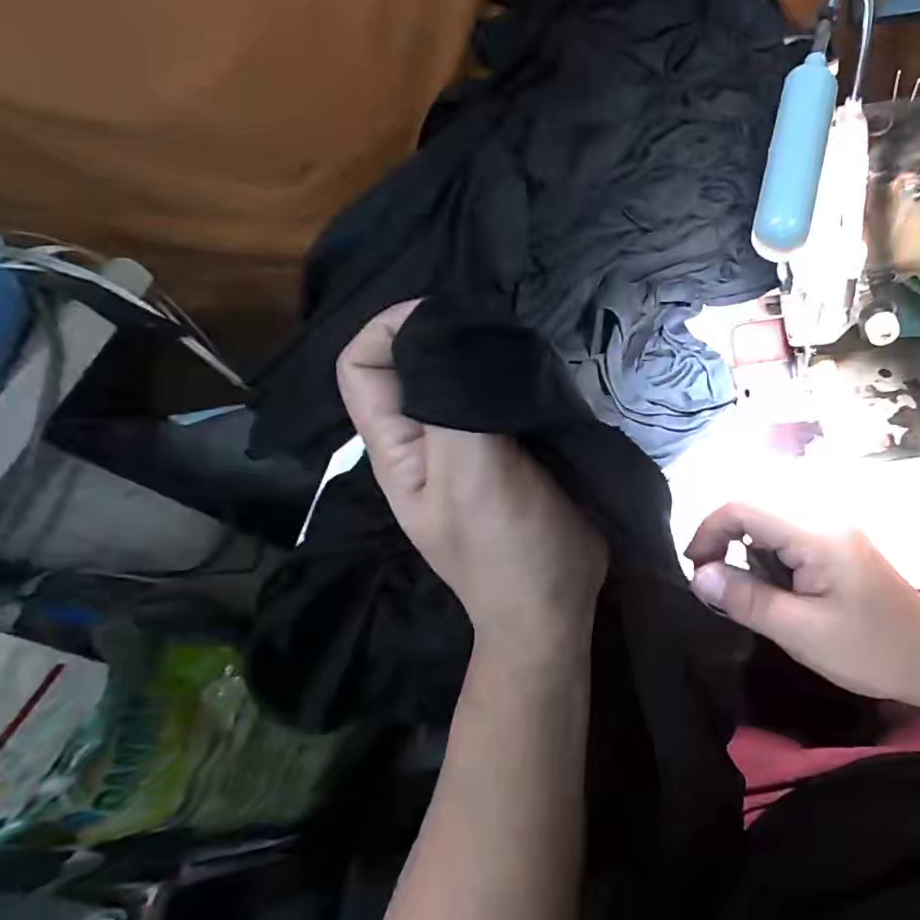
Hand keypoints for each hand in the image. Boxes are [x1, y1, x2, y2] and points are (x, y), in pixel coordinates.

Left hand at [338, 300, 607, 656]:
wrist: (555, 603)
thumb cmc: (506, 547)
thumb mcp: (471, 475)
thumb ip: (452, 405)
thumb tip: (451, 334)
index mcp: (398, 447)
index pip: (363, 366)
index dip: (392, 329)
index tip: (450, 315)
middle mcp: (428, 441)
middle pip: (415, 368)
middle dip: (446, 337)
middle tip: (497, 329)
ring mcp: (473, 449)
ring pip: (464, 382)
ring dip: (486, 360)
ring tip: (524, 349)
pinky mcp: (514, 454)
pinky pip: (504, 403)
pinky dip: (517, 382)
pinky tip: (543, 377)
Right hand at [683, 503, 919, 705]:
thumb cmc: (870, 649)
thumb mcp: (800, 631)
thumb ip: (746, 599)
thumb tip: (699, 576)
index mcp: (816, 533)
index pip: (743, 508)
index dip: (709, 531)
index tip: (696, 571)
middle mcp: (824, 517)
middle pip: (756, 510)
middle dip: (725, 541)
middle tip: (714, 587)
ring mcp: (835, 528)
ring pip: (771, 523)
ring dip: (746, 550)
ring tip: (742, 593)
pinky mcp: (839, 543)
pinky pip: (790, 536)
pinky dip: (769, 556)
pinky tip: (773, 589)